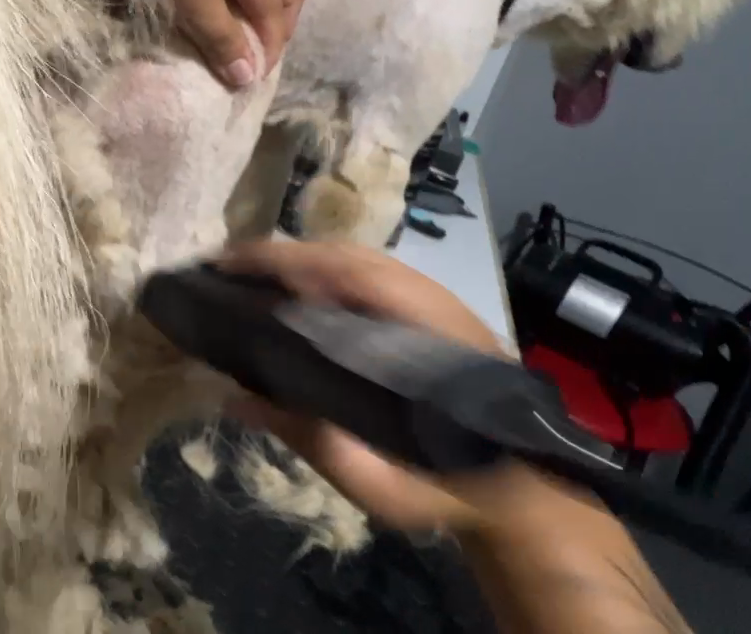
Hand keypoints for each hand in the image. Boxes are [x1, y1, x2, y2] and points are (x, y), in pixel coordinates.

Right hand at [214, 239, 534, 531]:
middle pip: (346, 256)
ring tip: (253, 273)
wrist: (523, 494)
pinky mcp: (433, 308)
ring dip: (302, 258)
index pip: (345, 276)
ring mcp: (435, 302)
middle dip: (283, 255)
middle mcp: (429, 307)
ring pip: (358, 258)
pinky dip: (326, 268)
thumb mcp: (380, 485)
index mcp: (420, 342)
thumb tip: (233, 399)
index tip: (229, 266)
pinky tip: (298, 287)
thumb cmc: (448, 487)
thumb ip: (312, 442)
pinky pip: (371, 272)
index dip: (285, 264)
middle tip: (226, 268)